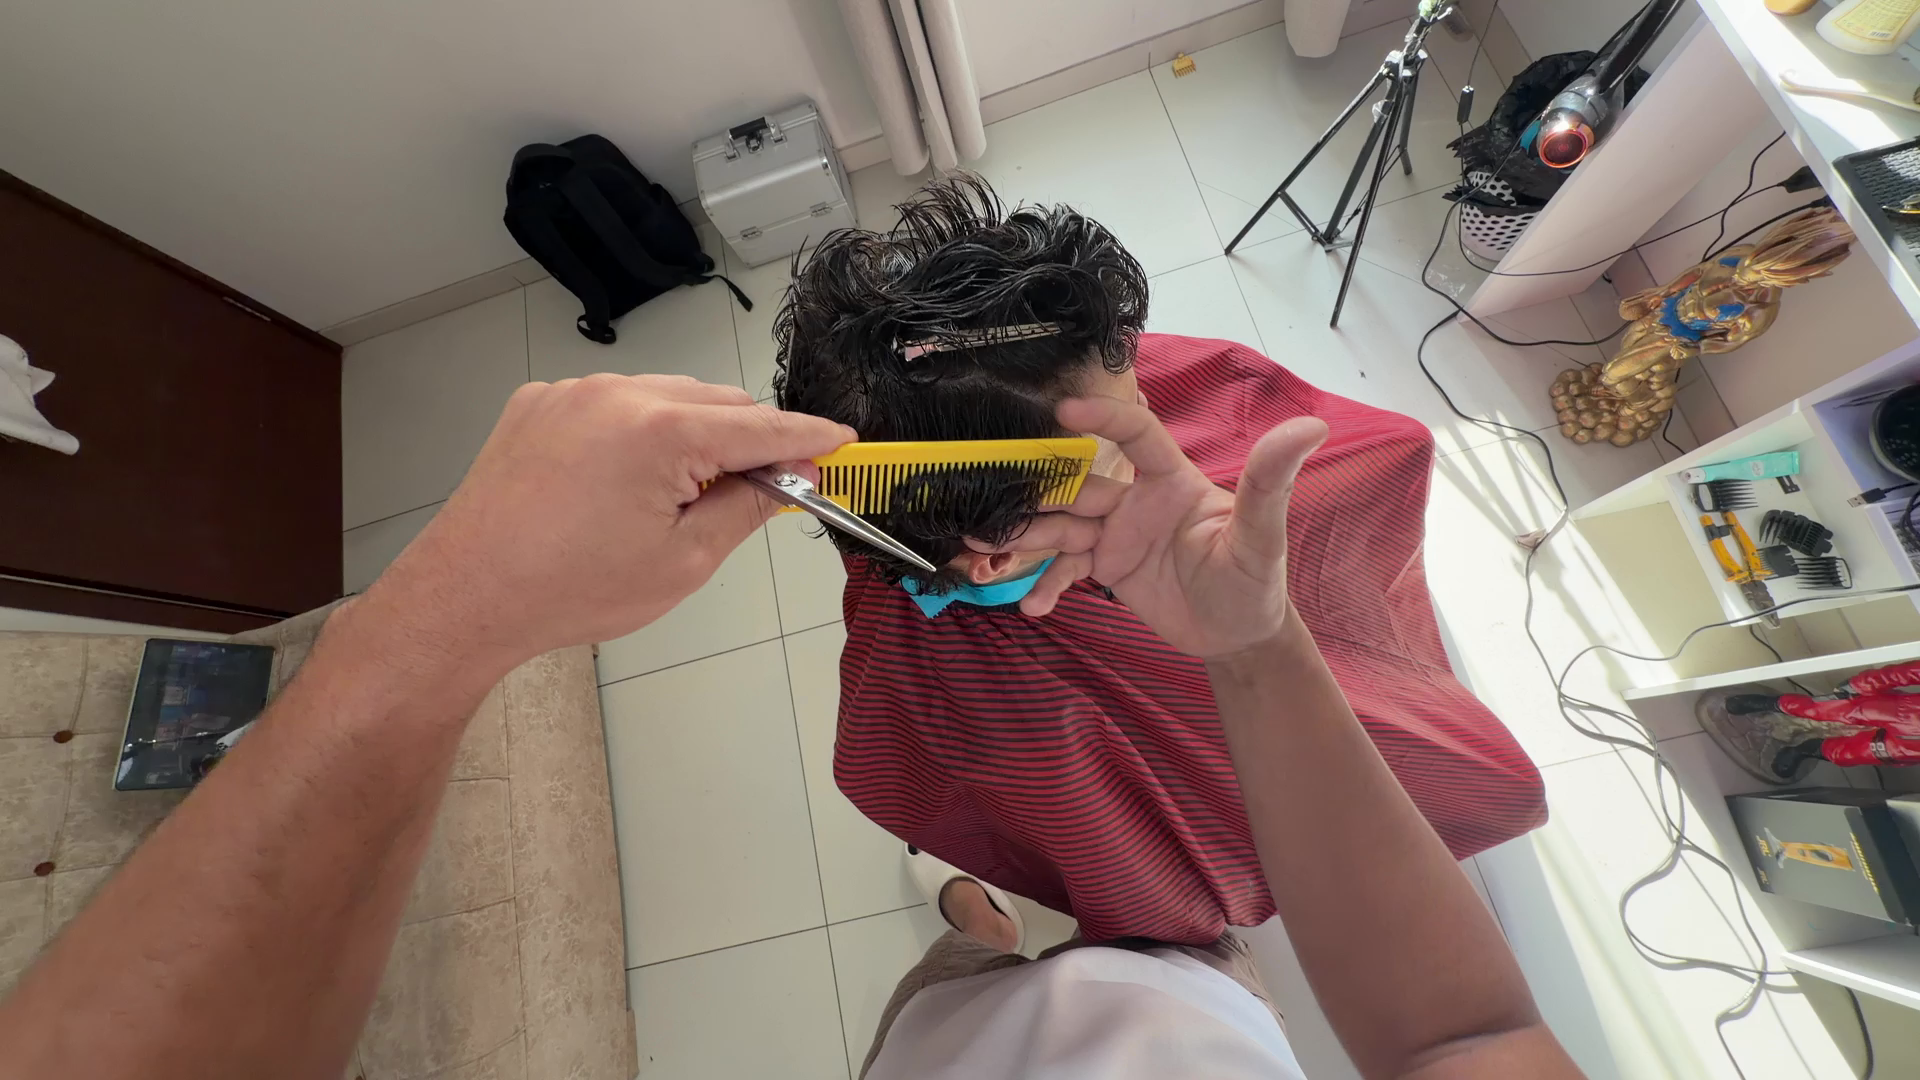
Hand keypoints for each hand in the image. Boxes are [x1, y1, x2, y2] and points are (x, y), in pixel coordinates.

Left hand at [363, 374, 854, 670]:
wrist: (467, 598)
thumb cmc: (580, 590)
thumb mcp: (687, 559)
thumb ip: (749, 505)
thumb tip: (790, 475)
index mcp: (662, 431)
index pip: (762, 426)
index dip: (810, 435)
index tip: (844, 438)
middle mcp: (619, 393)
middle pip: (721, 403)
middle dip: (752, 438)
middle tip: (764, 487)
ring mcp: (574, 391)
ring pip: (672, 396)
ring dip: (701, 432)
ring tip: (690, 489)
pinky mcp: (541, 402)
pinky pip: (621, 401)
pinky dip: (649, 427)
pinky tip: (634, 474)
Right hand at [996, 397, 1325, 660]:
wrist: (1235, 636)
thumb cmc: (1253, 582)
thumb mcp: (1260, 539)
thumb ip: (1269, 485)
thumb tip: (1310, 426)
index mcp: (1170, 481)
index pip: (1135, 436)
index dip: (1102, 418)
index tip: (1062, 410)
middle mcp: (1135, 500)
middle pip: (1078, 486)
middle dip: (1036, 492)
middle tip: (993, 498)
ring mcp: (1115, 534)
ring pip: (1060, 526)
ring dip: (1023, 536)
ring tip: (983, 551)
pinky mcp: (1104, 567)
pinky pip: (1065, 570)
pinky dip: (1046, 585)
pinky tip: (1031, 607)